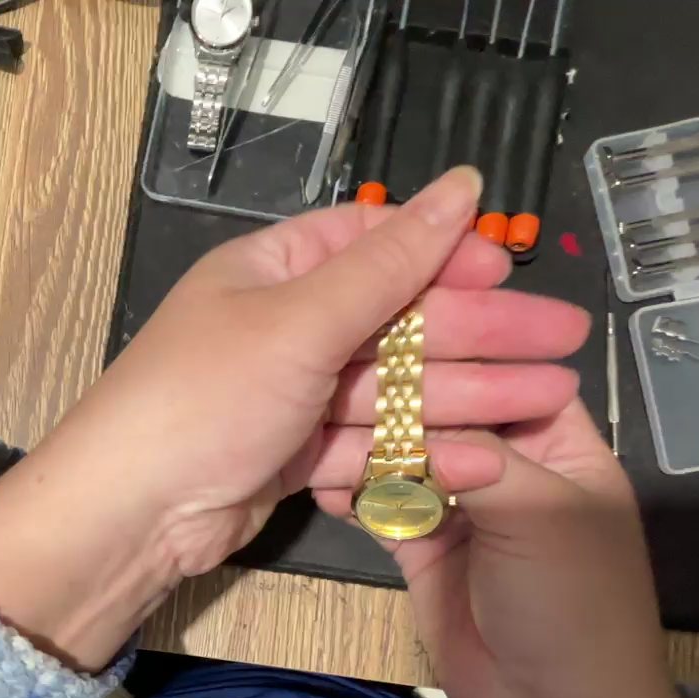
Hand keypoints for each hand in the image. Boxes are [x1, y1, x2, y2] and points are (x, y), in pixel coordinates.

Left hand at [0, 167, 586, 668]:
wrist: (136, 511)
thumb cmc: (207, 397)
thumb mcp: (297, 321)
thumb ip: (385, 264)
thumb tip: (461, 185)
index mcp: (271, 273)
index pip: (370, 244)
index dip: (442, 254)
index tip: (506, 272)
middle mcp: (282, 328)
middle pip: (394, 322)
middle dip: (477, 336)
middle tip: (562, 344)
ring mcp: (289, 398)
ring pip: (389, 391)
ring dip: (463, 398)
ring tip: (544, 403)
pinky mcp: (293, 456)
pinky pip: (365, 445)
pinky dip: (415, 453)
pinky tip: (476, 461)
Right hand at [312, 397, 698, 697]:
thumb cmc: (571, 606)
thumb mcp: (546, 522)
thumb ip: (488, 465)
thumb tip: (424, 429)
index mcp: (560, 450)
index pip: (509, 383)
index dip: (464, 359)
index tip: (401, 332)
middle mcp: (506, 470)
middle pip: (449, 419)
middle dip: (404, 404)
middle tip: (346, 380)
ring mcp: (459, 509)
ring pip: (410, 460)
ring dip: (372, 449)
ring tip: (326, 427)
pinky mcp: (420, 545)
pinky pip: (384, 507)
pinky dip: (357, 494)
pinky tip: (325, 481)